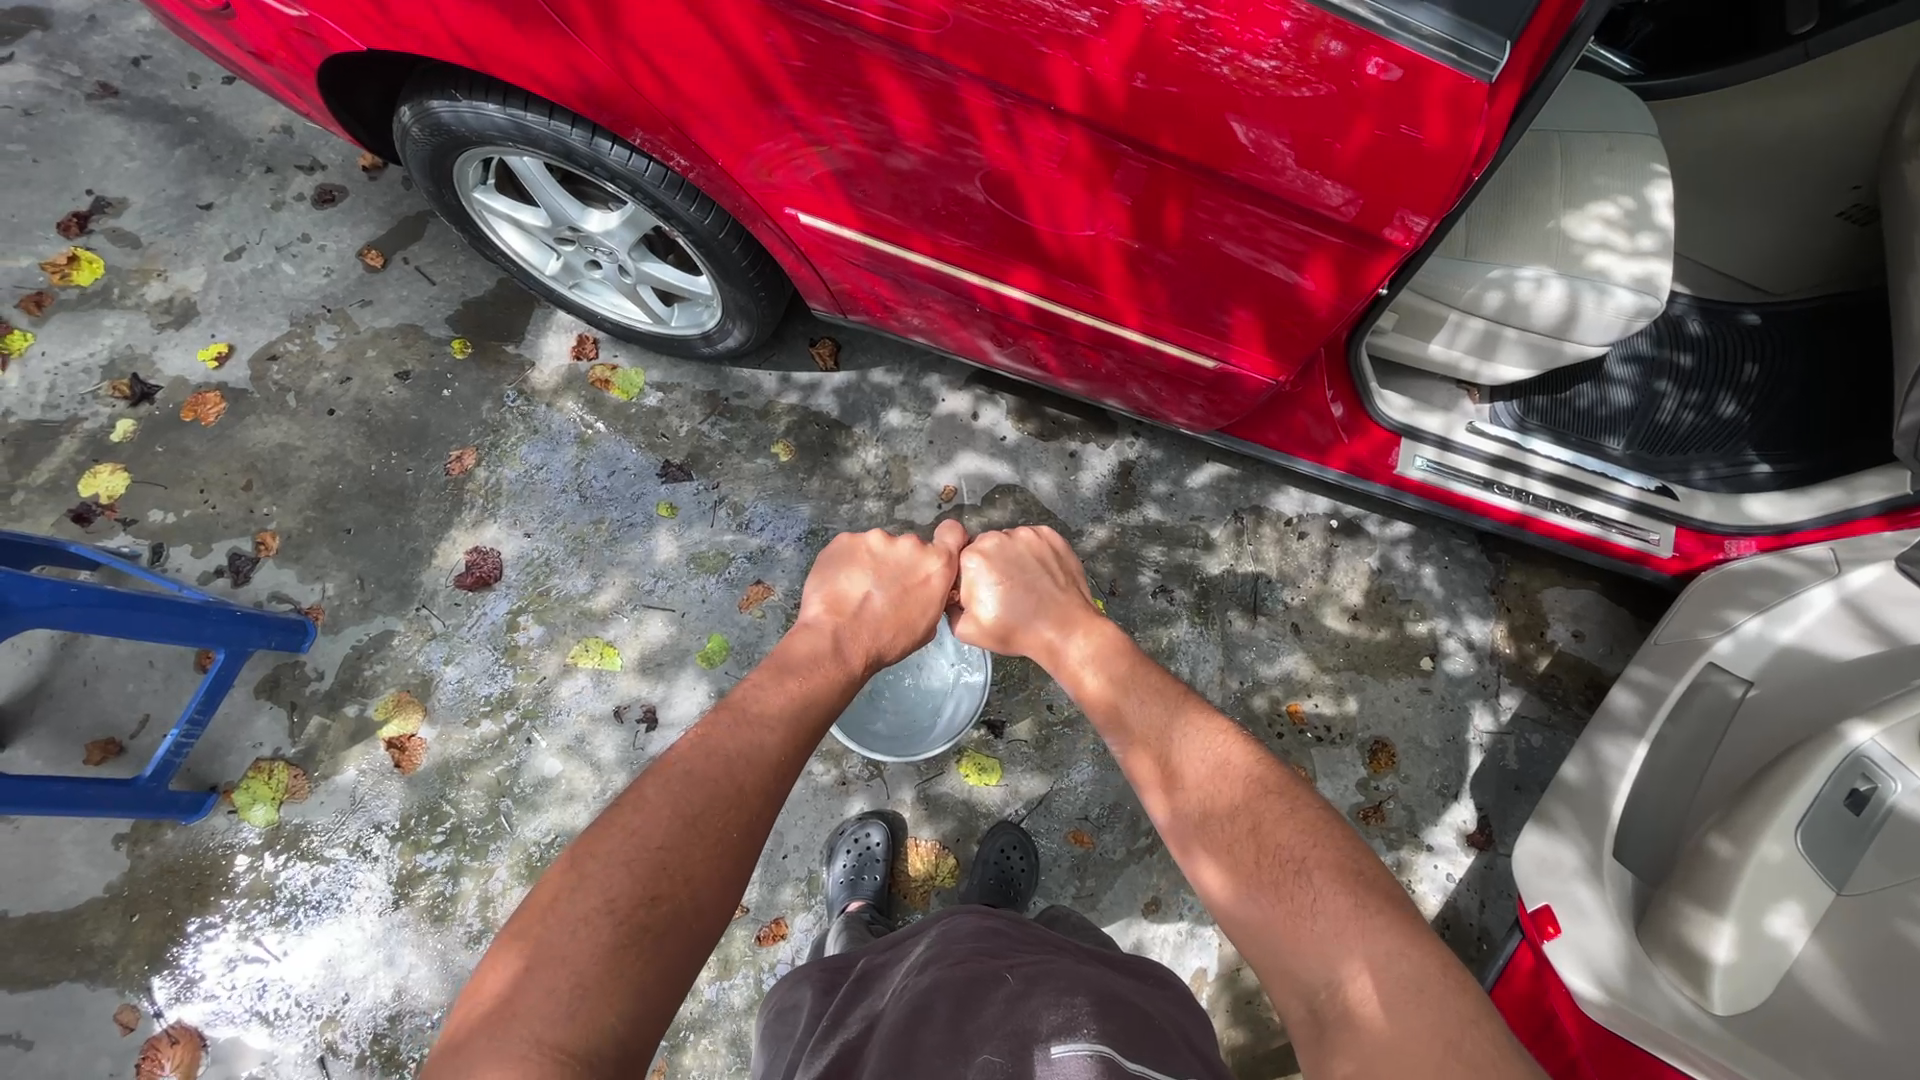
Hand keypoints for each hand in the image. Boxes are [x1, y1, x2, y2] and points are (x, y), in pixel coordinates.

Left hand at [791, 520, 968, 676]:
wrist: (837, 640)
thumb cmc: (885, 641)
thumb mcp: (927, 627)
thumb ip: (934, 595)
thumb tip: (927, 589)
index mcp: (936, 565)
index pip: (952, 532)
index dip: (945, 540)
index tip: (934, 552)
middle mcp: (910, 544)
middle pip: (910, 546)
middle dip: (901, 562)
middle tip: (885, 588)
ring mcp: (876, 538)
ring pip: (880, 546)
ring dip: (873, 562)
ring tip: (858, 589)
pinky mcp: (846, 539)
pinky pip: (853, 547)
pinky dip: (849, 561)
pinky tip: (841, 584)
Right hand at [949, 525, 1104, 667]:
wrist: (1064, 630)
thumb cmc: (1018, 630)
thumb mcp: (967, 630)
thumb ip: (949, 607)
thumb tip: (951, 596)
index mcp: (973, 558)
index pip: (960, 559)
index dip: (969, 578)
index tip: (981, 592)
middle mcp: (998, 538)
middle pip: (984, 546)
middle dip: (990, 564)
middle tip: (1003, 589)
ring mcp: (1027, 535)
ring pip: (1009, 542)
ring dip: (1012, 557)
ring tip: (1024, 583)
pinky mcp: (1050, 536)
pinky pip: (1033, 540)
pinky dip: (1034, 554)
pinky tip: (1038, 576)